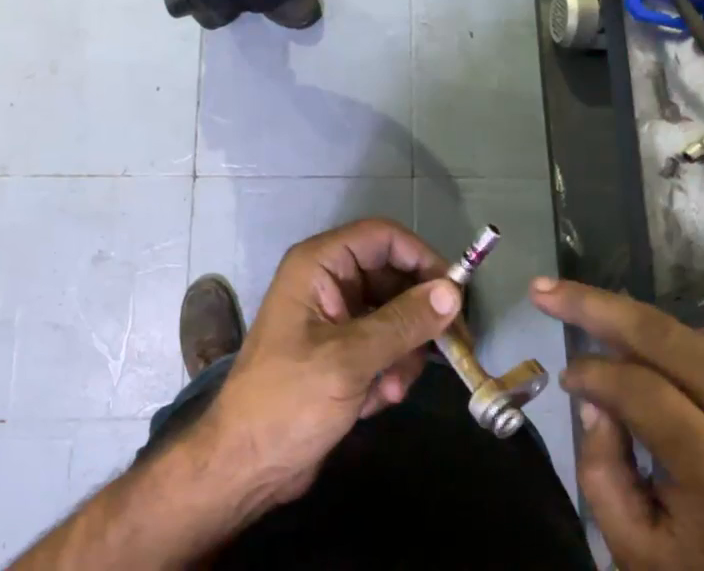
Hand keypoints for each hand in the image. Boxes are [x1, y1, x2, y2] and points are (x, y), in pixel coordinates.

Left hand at [202, 219, 462, 504]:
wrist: (247, 465)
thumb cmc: (288, 401)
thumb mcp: (350, 359)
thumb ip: (403, 322)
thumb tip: (453, 292)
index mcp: (318, 266)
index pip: (383, 237)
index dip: (422, 258)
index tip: (456, 295)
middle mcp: (327, 282)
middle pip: (394, 277)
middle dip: (417, 317)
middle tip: (447, 349)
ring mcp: (334, 318)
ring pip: (395, 316)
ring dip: (403, 353)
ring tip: (392, 388)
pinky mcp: (341, 352)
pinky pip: (384, 346)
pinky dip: (389, 371)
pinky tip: (375, 401)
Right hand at [532, 279, 703, 570]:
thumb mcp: (643, 550)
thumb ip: (602, 475)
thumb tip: (592, 400)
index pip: (644, 392)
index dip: (594, 375)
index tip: (564, 379)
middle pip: (665, 335)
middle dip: (596, 304)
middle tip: (544, 289)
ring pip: (680, 330)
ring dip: (634, 332)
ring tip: (606, 354)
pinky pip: (703, 336)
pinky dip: (668, 343)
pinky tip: (658, 368)